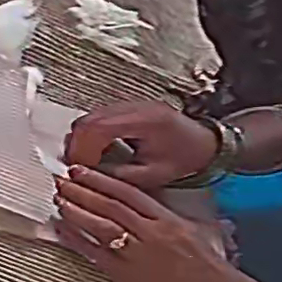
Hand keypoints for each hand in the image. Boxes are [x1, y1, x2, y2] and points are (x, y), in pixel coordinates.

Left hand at [53, 166, 280, 281]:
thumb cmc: (208, 263)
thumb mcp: (195, 228)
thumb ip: (165, 211)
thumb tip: (138, 197)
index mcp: (168, 220)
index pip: (128, 193)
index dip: (101, 180)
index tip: (81, 170)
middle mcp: (151, 234)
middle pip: (110, 206)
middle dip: (82, 191)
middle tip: (61, 180)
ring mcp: (136, 254)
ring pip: (100, 226)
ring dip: (75, 211)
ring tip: (58, 199)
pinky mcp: (124, 274)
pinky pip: (94, 252)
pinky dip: (75, 239)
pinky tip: (60, 228)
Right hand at [65, 100, 219, 188]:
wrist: (206, 144)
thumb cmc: (184, 159)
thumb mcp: (151, 175)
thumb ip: (116, 175)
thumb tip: (84, 175)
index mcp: (145, 121)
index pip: (97, 128)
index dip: (81, 149)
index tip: (79, 167)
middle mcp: (135, 108)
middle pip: (87, 121)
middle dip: (76, 145)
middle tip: (76, 164)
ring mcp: (130, 105)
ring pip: (88, 118)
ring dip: (80, 140)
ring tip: (85, 159)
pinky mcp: (126, 108)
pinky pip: (96, 118)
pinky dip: (88, 135)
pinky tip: (95, 150)